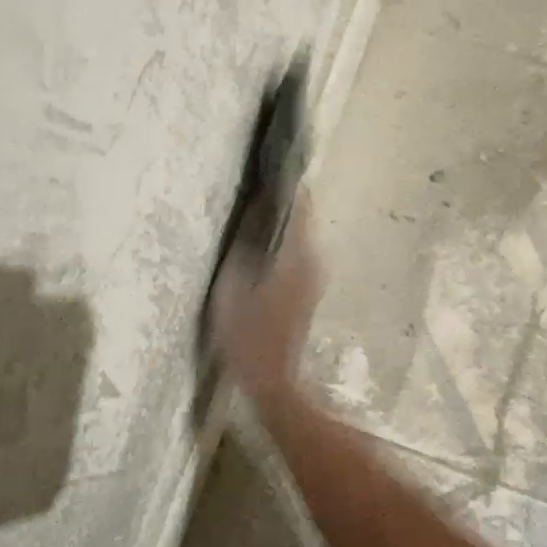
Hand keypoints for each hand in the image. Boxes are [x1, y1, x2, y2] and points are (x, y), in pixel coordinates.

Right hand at [209, 199, 322, 398]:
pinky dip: (279, 242)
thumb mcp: (232, 288)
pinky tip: (256, 245)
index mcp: (298, 254)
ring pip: (298, 234)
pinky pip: (295, 252)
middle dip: (278, 200)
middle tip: (249, 187)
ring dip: (278, 222)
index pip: (300, 203)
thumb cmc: (248, 338)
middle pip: (300, 217)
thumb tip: (250, 209)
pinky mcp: (307, 289)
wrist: (274, 382)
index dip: (284, 182)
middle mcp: (314, 260)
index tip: (265, 164)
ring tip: (249, 211)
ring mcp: (314, 276)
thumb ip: (243, 245)